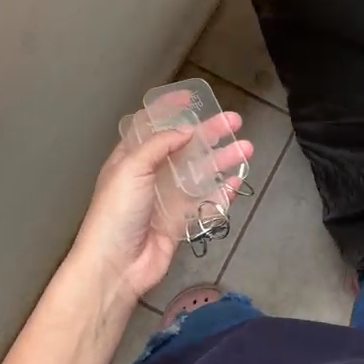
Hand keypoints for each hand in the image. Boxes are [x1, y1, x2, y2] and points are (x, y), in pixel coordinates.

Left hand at [67, 112, 252, 309]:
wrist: (116, 266)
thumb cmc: (116, 213)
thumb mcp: (130, 169)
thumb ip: (159, 145)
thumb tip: (186, 129)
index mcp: (131, 159)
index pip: (151, 126)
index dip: (169, 109)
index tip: (192, 96)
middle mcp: (150, 175)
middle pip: (185, 147)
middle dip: (210, 133)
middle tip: (235, 121)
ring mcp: (167, 199)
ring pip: (200, 173)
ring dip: (222, 160)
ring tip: (247, 149)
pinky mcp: (180, 222)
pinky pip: (206, 202)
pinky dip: (222, 192)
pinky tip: (237, 182)